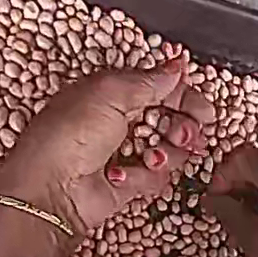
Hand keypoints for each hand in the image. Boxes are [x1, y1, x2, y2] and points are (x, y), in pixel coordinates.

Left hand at [0, 59, 214, 237]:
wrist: (53, 190)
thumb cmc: (70, 136)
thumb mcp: (110, 93)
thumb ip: (149, 80)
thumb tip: (176, 66)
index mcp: (112, 93)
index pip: (160, 89)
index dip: (184, 98)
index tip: (204, 111)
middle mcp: (120, 122)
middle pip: (170, 120)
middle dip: (182, 128)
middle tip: (183, 135)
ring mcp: (126, 153)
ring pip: (170, 151)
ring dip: (166, 154)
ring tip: (152, 157)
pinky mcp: (129, 182)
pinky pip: (156, 178)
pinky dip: (144, 176)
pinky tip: (121, 176)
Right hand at [203, 145, 257, 256]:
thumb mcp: (256, 240)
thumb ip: (228, 213)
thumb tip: (208, 199)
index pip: (242, 159)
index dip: (221, 177)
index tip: (213, 200)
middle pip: (254, 161)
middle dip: (234, 184)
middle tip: (223, 211)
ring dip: (248, 190)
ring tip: (240, 221)